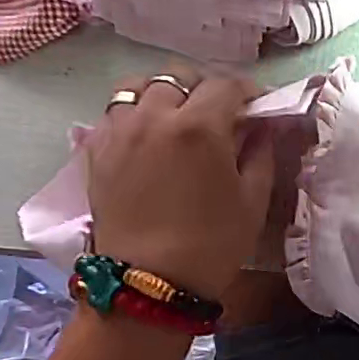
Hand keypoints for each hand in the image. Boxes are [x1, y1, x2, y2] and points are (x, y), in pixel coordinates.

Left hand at [87, 68, 275, 300]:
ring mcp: (119, 132)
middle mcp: (155, 117)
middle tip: (219, 112)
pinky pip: (114, 115)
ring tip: (177, 117)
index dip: (246, 91)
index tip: (256, 106)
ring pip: (139, 88)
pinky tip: (149, 138)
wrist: (151, 281)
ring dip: (164, 94)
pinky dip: (135, 115)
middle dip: (204, 88)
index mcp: (200, 127)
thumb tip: (261, 128)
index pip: (225, 85)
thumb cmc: (214, 243)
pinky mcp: (96, 152)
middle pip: (179, 78)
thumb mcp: (254, 199)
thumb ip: (260, 153)